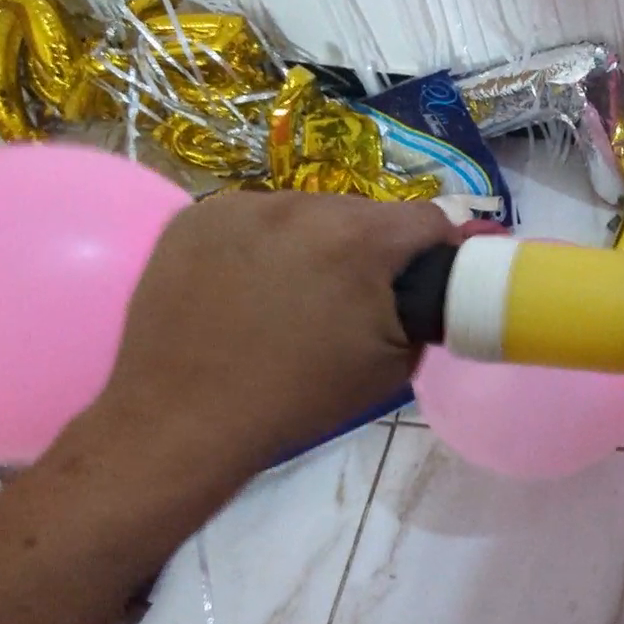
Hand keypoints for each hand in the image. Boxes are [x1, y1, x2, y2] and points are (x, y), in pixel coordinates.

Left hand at [84, 192, 456, 481]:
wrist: (184, 419)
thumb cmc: (302, 395)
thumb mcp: (397, 360)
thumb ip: (426, 306)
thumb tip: (427, 283)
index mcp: (359, 237)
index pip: (428, 217)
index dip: (439, 247)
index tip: (427, 278)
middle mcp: (302, 204)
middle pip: (366, 212)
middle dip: (374, 247)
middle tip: (357, 297)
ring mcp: (242, 205)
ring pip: (310, 212)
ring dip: (320, 241)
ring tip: (298, 292)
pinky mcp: (195, 216)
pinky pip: (257, 217)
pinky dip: (268, 243)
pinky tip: (251, 284)